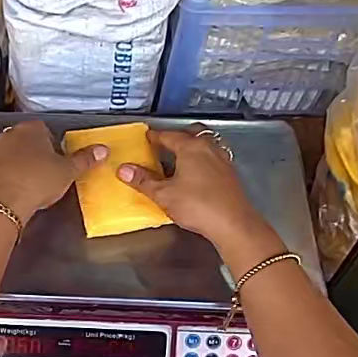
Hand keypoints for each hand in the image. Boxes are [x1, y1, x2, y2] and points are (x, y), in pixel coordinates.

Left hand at [0, 120, 103, 223]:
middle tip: (45, 172)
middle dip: (34, 153)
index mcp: (32, 129)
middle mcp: (10, 134)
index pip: (44, 130)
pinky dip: (5, 175)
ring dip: (18, 163)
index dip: (52, 146)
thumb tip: (102, 150)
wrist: (6, 202)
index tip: (56, 161)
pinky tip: (14, 188)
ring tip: (29, 182)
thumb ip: (84, 159)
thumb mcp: (67, 172)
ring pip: (10, 153)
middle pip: (26, 140)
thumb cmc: (38, 181)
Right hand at [118, 126, 282, 270]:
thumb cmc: (198, 205)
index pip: (169, 135)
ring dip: (192, 147)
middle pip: (192, 133)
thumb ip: (143, 181)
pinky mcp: (230, 174)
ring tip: (179, 158)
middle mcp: (209, 148)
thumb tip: (125, 170)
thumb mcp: (164, 194)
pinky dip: (202, 159)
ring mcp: (222, 160)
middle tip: (164, 144)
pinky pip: (213, 158)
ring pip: (205, 144)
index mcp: (191, 147)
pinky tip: (196, 174)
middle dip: (178, 136)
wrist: (233, 223)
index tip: (147, 137)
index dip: (155, 136)